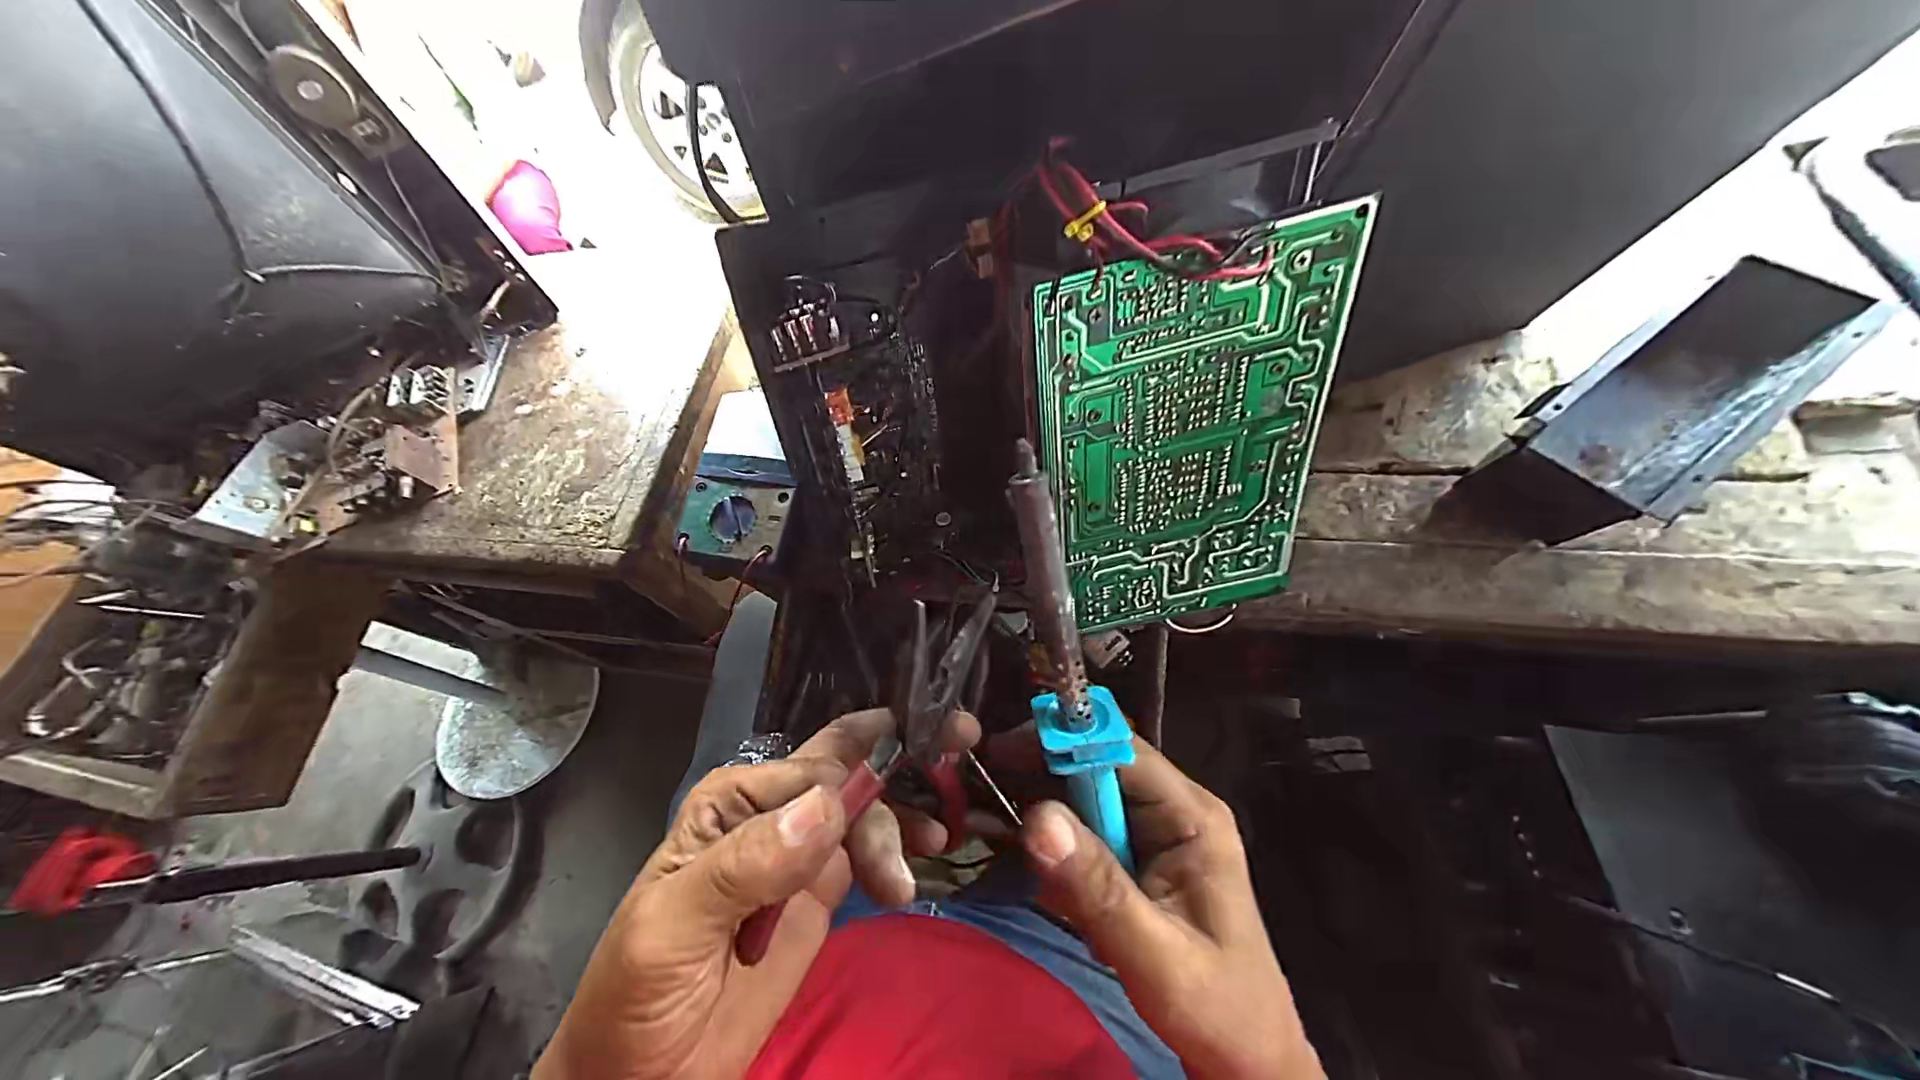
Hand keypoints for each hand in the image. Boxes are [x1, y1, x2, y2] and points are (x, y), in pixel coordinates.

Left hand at [533, 707, 978, 1079]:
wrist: (643, 1079)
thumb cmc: (637, 996)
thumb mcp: (675, 927)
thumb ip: (747, 864)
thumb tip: (828, 806)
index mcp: (733, 800)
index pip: (815, 769)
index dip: (869, 768)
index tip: (923, 770)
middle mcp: (771, 809)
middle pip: (849, 772)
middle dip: (902, 760)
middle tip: (961, 746)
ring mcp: (800, 848)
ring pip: (867, 807)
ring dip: (906, 815)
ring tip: (933, 846)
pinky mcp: (821, 888)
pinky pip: (869, 848)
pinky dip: (901, 845)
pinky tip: (920, 861)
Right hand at [1021, 738, 1323, 1079]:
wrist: (1246, 1058)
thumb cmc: (1217, 1009)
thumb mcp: (1155, 955)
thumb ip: (1097, 888)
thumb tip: (1036, 817)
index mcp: (1190, 814)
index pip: (1119, 749)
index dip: (1061, 741)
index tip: (1001, 753)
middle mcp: (1170, 809)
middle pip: (1093, 766)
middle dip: (1039, 778)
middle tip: (985, 800)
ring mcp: (1151, 833)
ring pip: (1081, 799)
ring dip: (1040, 817)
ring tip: (1000, 839)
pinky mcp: (1134, 858)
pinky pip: (1082, 835)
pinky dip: (1053, 850)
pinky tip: (1040, 881)